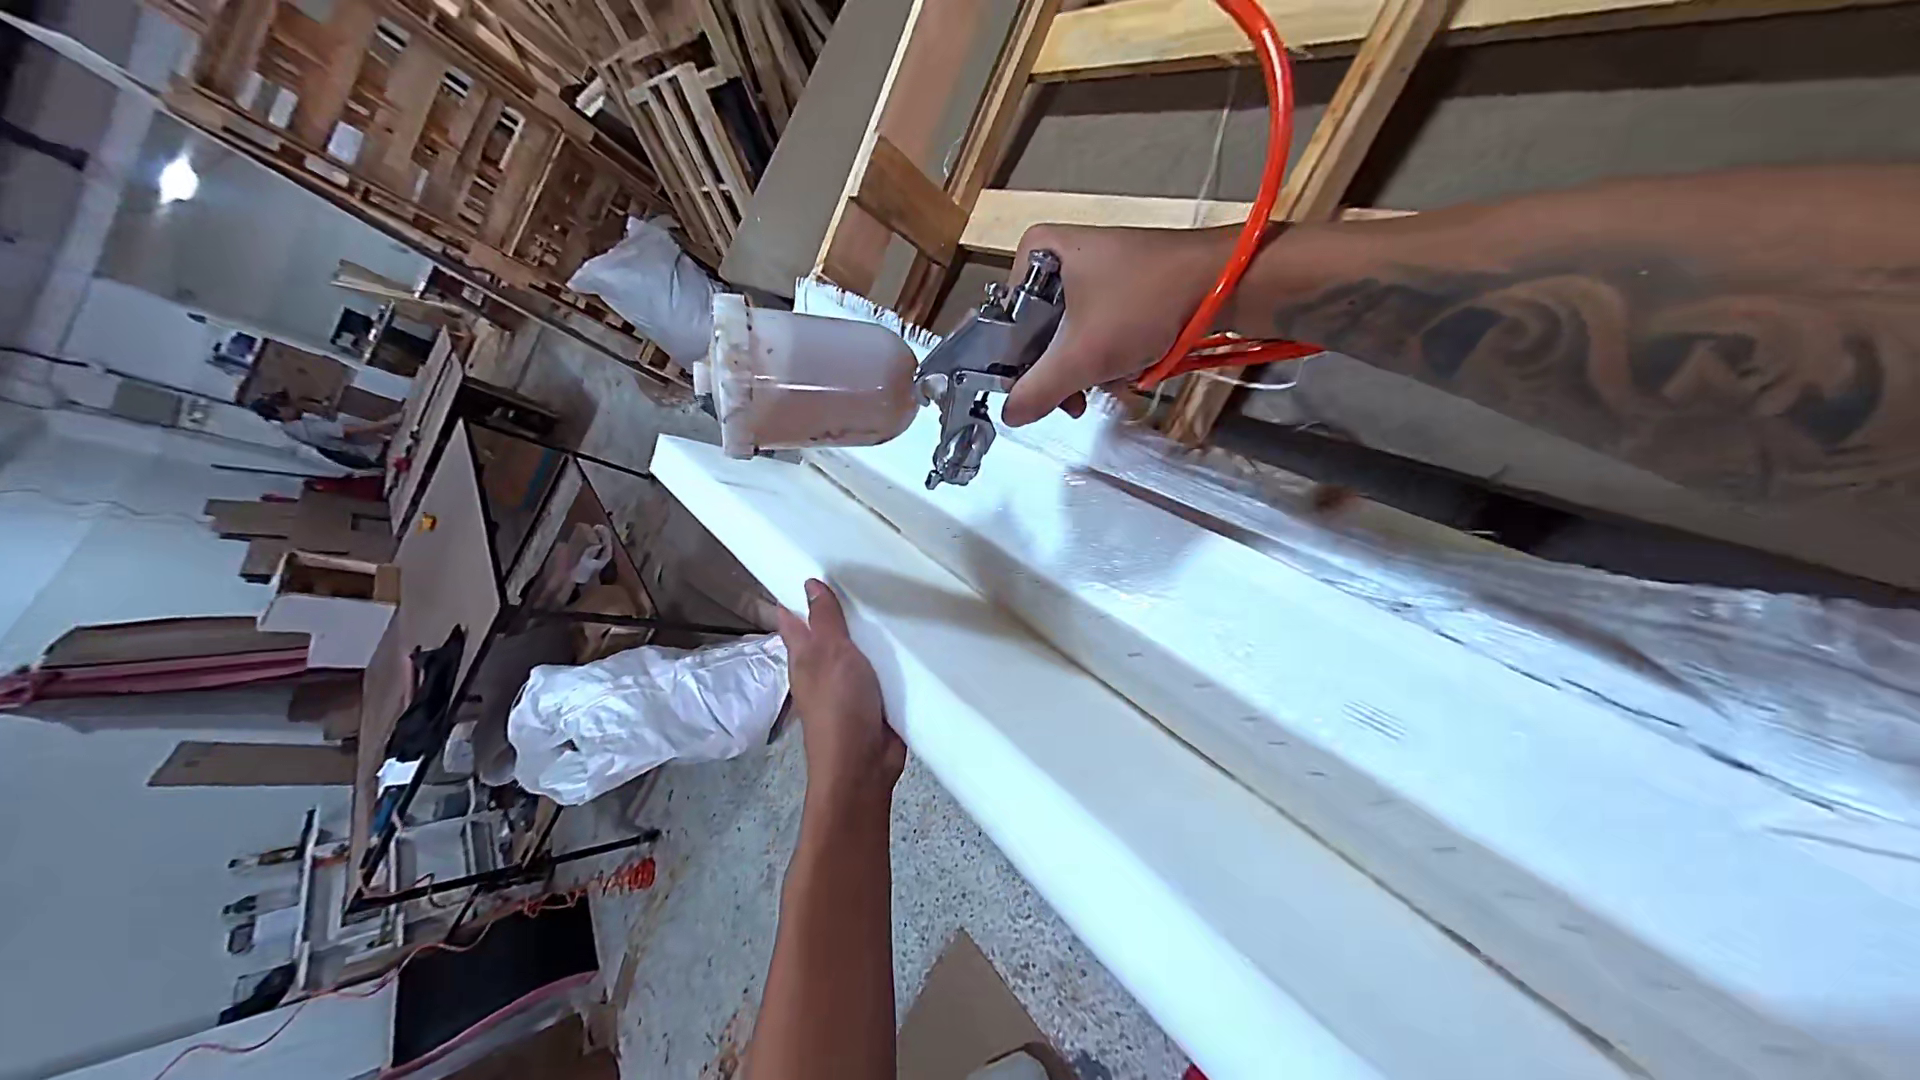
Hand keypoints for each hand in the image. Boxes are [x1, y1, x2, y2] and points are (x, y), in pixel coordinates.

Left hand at [777, 579, 904, 805]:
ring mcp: (851, 683)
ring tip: (894, 593)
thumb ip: (824, 619)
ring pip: (859, 647)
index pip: (793, 618)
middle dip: (843, 606)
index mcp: (804, 655)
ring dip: (872, 628)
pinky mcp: (876, 696)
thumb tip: (809, 584)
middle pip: (829, 630)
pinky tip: (911, 635)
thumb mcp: (830, 653)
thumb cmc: (839, 705)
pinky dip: (893, 653)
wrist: (864, 762)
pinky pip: (884, 666)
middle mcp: (824, 667)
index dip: (796, 595)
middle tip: (866, 570)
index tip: (810, 565)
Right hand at [1001, 224, 1234, 425]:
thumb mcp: (1082, 355)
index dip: (1016, 363)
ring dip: (1084, 371)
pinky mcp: (1120, 286)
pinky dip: (1104, 357)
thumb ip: (1038, 390)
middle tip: (1072, 402)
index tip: (1036, 391)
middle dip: (1058, 372)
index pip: (1005, 320)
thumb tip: (1009, 416)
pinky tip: (1122, 372)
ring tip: (1106, 385)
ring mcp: (1093, 271)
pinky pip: (1093, 331)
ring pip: (1066, 337)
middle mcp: (1059, 256)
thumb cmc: (1144, 305)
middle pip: (1036, 332)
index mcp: (1038, 251)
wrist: (1225, 283)